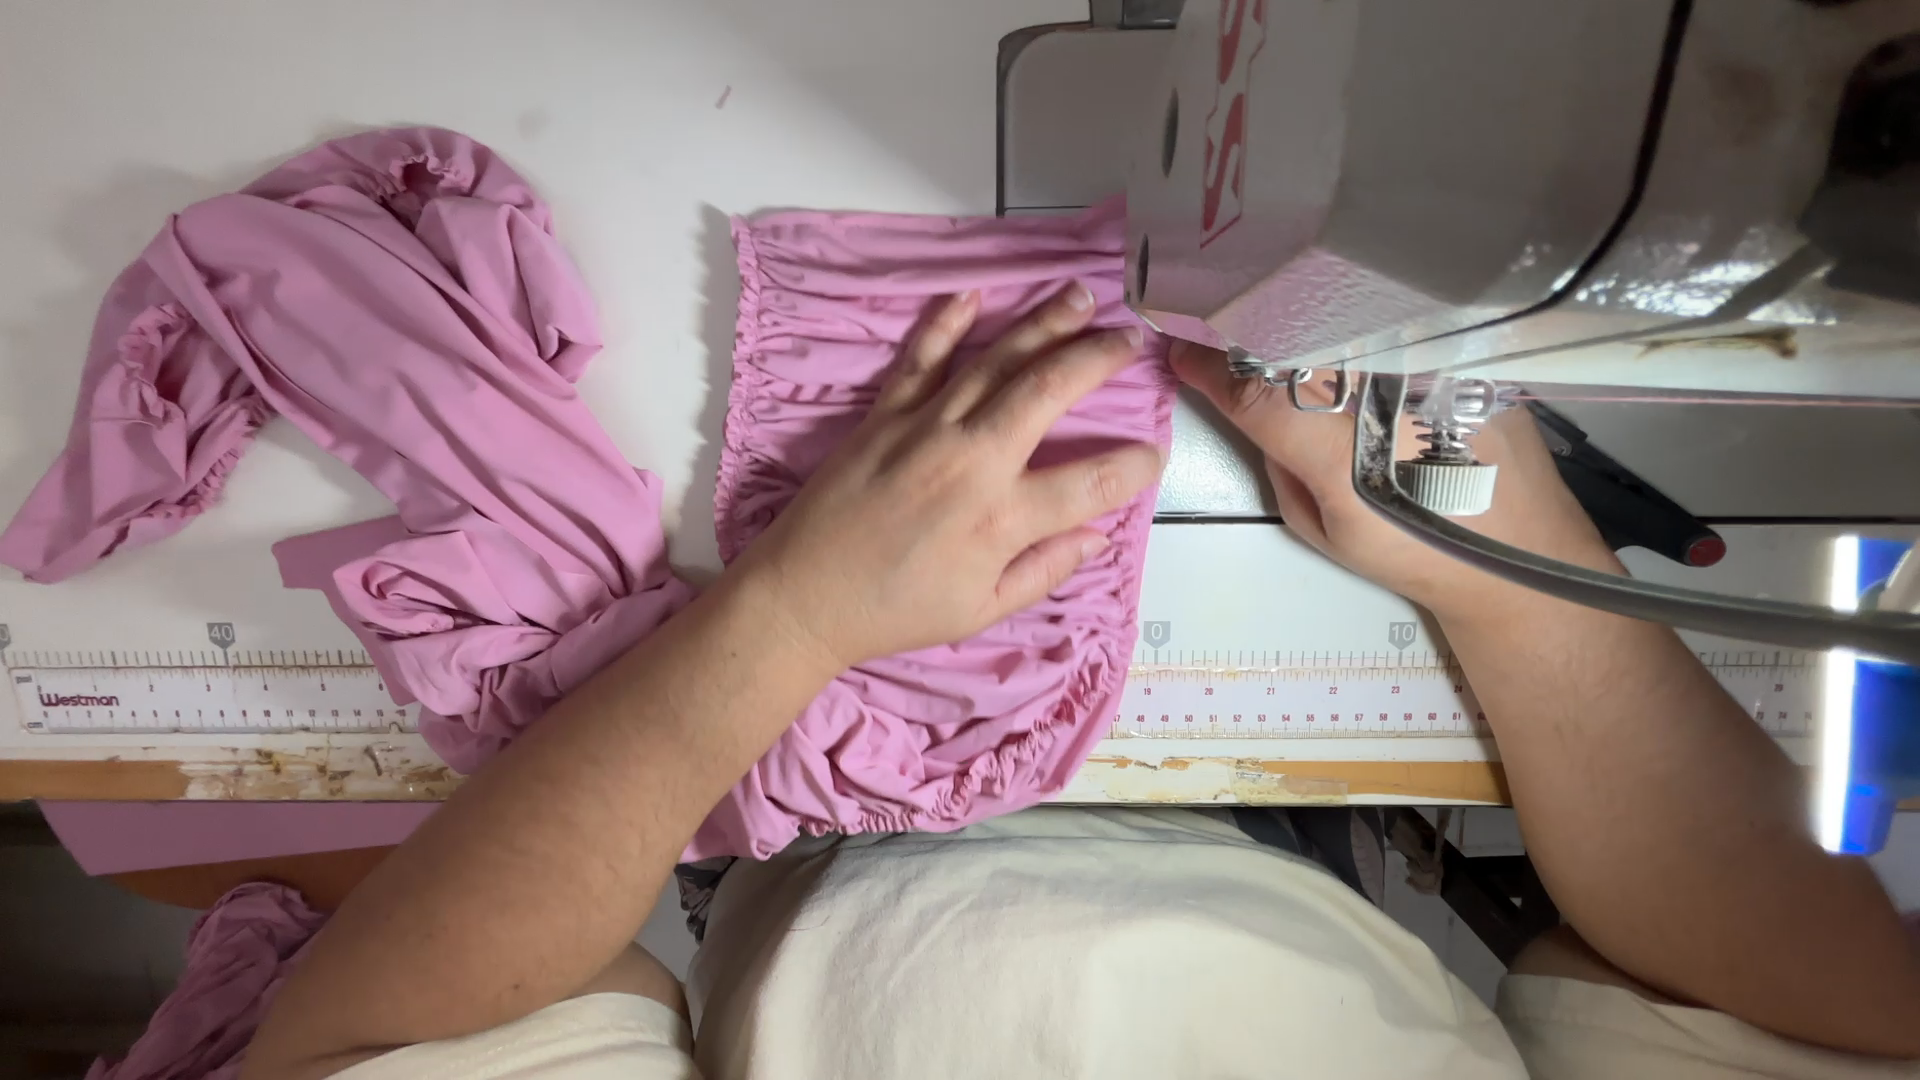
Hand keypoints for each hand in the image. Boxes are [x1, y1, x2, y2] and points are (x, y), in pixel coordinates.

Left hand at [734, 283, 1163, 669]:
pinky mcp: (884, 415)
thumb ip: (1044, 571)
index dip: (1133, 467)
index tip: (1153, 454)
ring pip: (996, 361)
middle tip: (1132, 337)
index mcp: (1002, 519)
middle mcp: (972, 460)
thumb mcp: (981, 611)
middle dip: (1099, 357)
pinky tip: (974, 296)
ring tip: (1081, 298)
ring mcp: (926, 428)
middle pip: (1049, 390)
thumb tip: (1098, 538)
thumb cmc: (897, 610)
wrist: (806, 596)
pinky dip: (945, 324)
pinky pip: (920, 358)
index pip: (1091, 482)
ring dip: (1043, 324)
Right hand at [1170, 341, 1616, 619]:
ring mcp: (1437, 376)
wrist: (1519, 559)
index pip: (1257, 396)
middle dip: (1247, 334)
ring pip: (1343, 327)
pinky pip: (1393, 329)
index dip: (1211, 370)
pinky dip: (1351, 325)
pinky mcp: (1468, 363)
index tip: (1180, 351)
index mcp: (1344, 457)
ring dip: (1294, 324)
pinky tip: (1335, 329)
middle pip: (1297, 345)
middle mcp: (1390, 403)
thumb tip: (1267, 414)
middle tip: (1214, 329)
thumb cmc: (1409, 555)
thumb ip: (1283, 465)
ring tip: (1265, 318)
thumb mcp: (1319, 528)